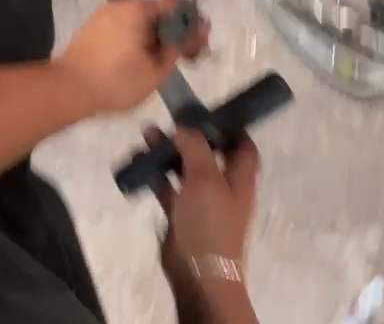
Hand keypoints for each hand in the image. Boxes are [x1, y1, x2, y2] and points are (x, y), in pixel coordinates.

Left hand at [56, 0, 208, 113]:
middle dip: (177, 31)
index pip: (174, 5)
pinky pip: (125, 27)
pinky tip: (147, 58)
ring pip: (140, 21)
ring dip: (158, 36)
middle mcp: (120, 4)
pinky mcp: (94, 28)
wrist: (69, 88)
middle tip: (192, 54)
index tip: (203, 41)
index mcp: (137, 8)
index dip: (192, 21)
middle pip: (157, 12)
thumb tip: (193, 34)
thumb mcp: (156, 70)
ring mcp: (104, 15)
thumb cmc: (116, 80)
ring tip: (171, 60)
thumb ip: (178, 48)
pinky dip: (140, 39)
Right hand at [147, 127, 260, 293]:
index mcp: (239, 179)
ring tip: (147, 134)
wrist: (199, 275)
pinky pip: (167, 186)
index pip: (243, 146)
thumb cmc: (210, 223)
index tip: (209, 108)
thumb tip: (184, 127)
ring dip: (168, 150)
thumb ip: (196, 146)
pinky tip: (140, 161)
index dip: (231, 126)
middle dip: (190, 134)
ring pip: (185, 167)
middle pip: (209, 153)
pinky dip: (155, 173)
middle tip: (170, 117)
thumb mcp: (205, 178)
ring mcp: (202, 202)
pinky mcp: (182, 214)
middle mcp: (223, 187)